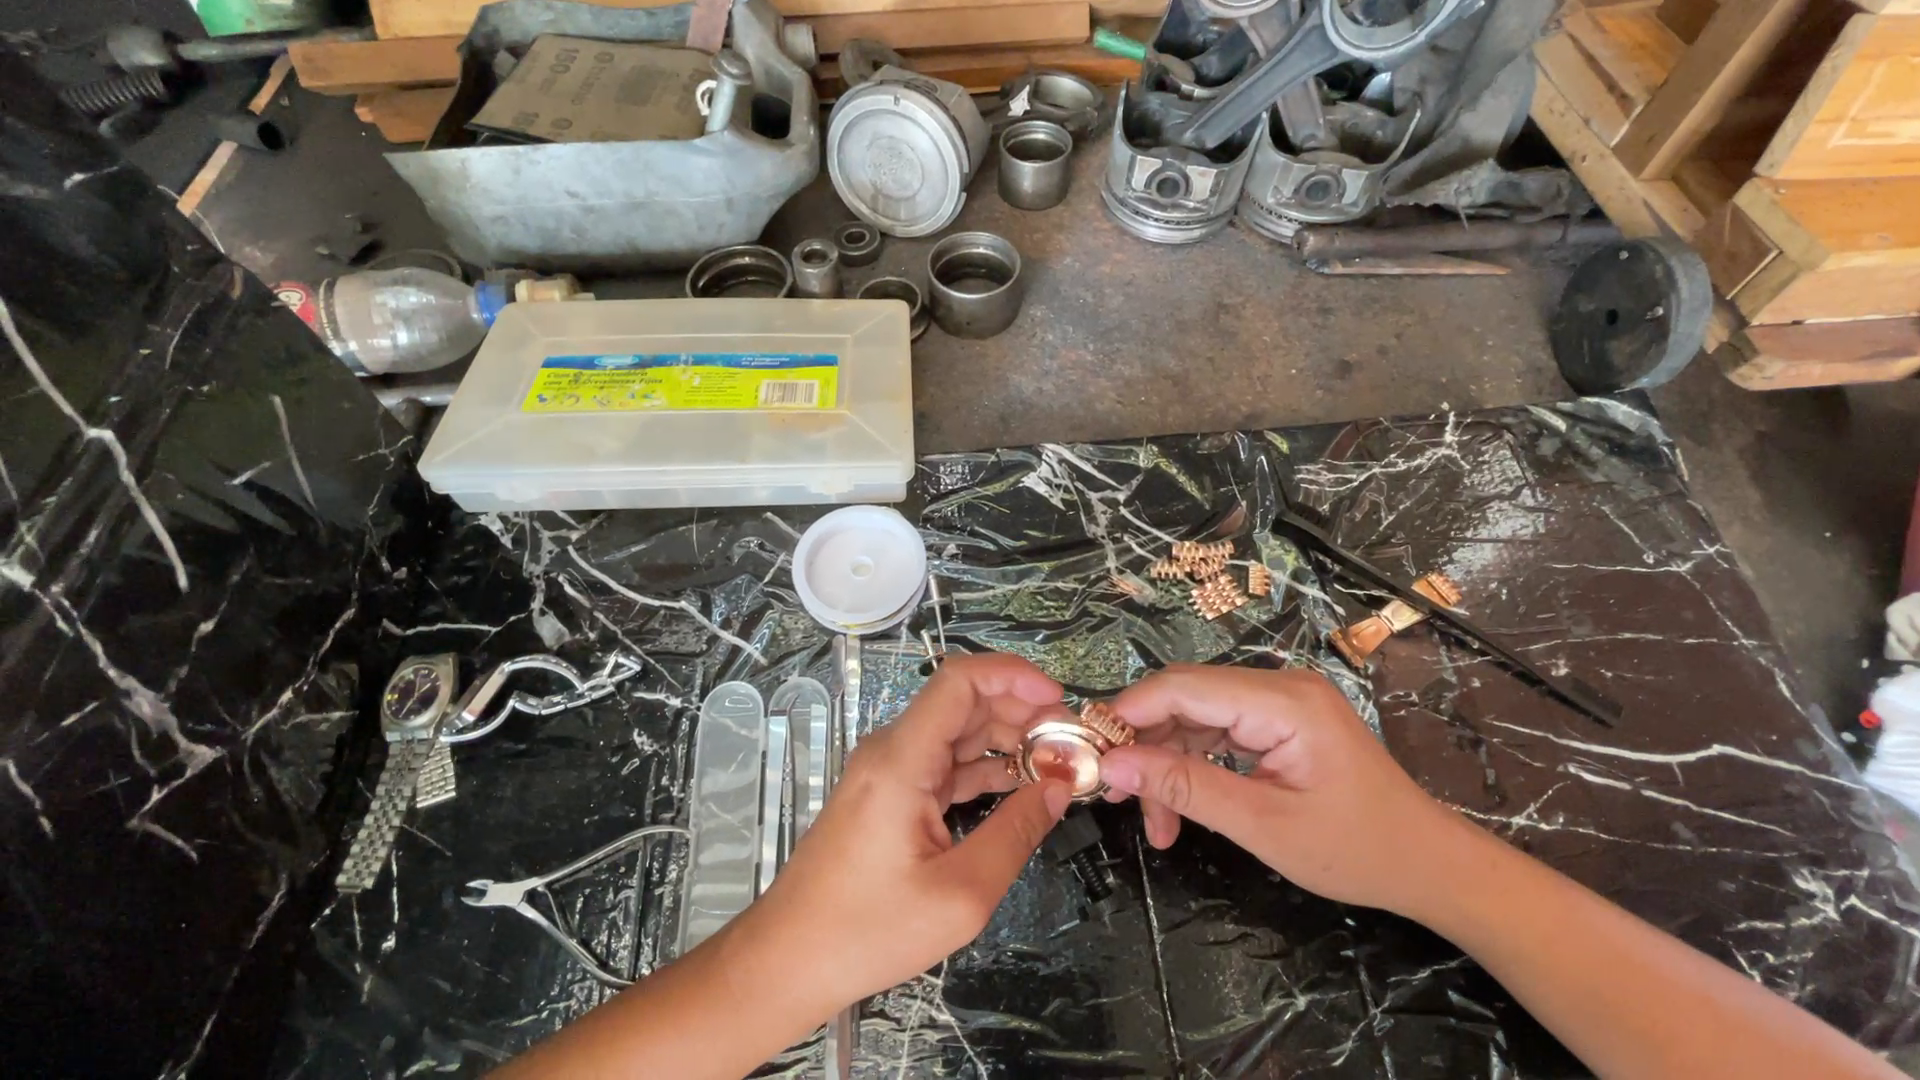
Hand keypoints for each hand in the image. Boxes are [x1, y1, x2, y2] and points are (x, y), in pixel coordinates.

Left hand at [743, 652, 1072, 1011]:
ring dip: (1008, 740)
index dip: (1013, 676)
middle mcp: (893, 750)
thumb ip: (1016, 833)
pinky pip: (946, 764)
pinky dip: (985, 768)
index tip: (1059, 701)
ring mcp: (889, 771)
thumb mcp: (961, 894)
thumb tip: (1059, 787)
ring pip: (958, 732)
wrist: (790, 959)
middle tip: (1072, 742)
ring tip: (1058, 763)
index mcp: (901, 759)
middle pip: (964, 702)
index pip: (959, 680)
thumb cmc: (868, 931)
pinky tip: (1023, 784)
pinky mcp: (891, 795)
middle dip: (1023, 711)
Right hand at [1098, 664, 1463, 914]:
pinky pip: (1216, 735)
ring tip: (1154, 825)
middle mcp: (1278, 688)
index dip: (1129, 712)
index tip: (1088, 749)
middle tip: (1115, 796)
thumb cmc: (1357, 850)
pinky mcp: (1276, 725)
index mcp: (1284, 702)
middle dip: (1145, 747)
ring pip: (1193, 720)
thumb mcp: (1263, 825)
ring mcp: (1278, 704)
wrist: (1428, 866)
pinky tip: (1177, 812)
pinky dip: (1191, 770)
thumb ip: (1185, 787)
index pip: (1183, 687)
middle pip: (1184, 701)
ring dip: (1166, 767)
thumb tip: (1113, 764)